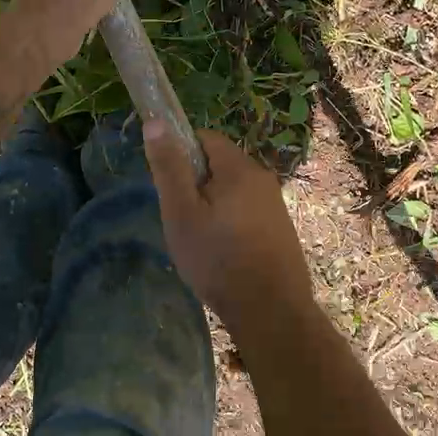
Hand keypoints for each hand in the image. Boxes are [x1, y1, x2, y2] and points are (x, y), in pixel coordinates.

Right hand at [144, 124, 314, 330]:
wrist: (272, 314)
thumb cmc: (218, 259)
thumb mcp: (181, 212)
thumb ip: (169, 166)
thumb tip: (156, 121)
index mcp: (239, 167)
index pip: (204, 138)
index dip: (181, 155)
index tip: (171, 186)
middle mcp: (263, 178)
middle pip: (220, 165)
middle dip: (197, 185)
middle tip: (182, 219)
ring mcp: (276, 206)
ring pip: (233, 191)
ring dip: (214, 207)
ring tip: (201, 241)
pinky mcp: (282, 231)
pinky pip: (248, 213)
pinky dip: (232, 224)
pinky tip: (223, 255)